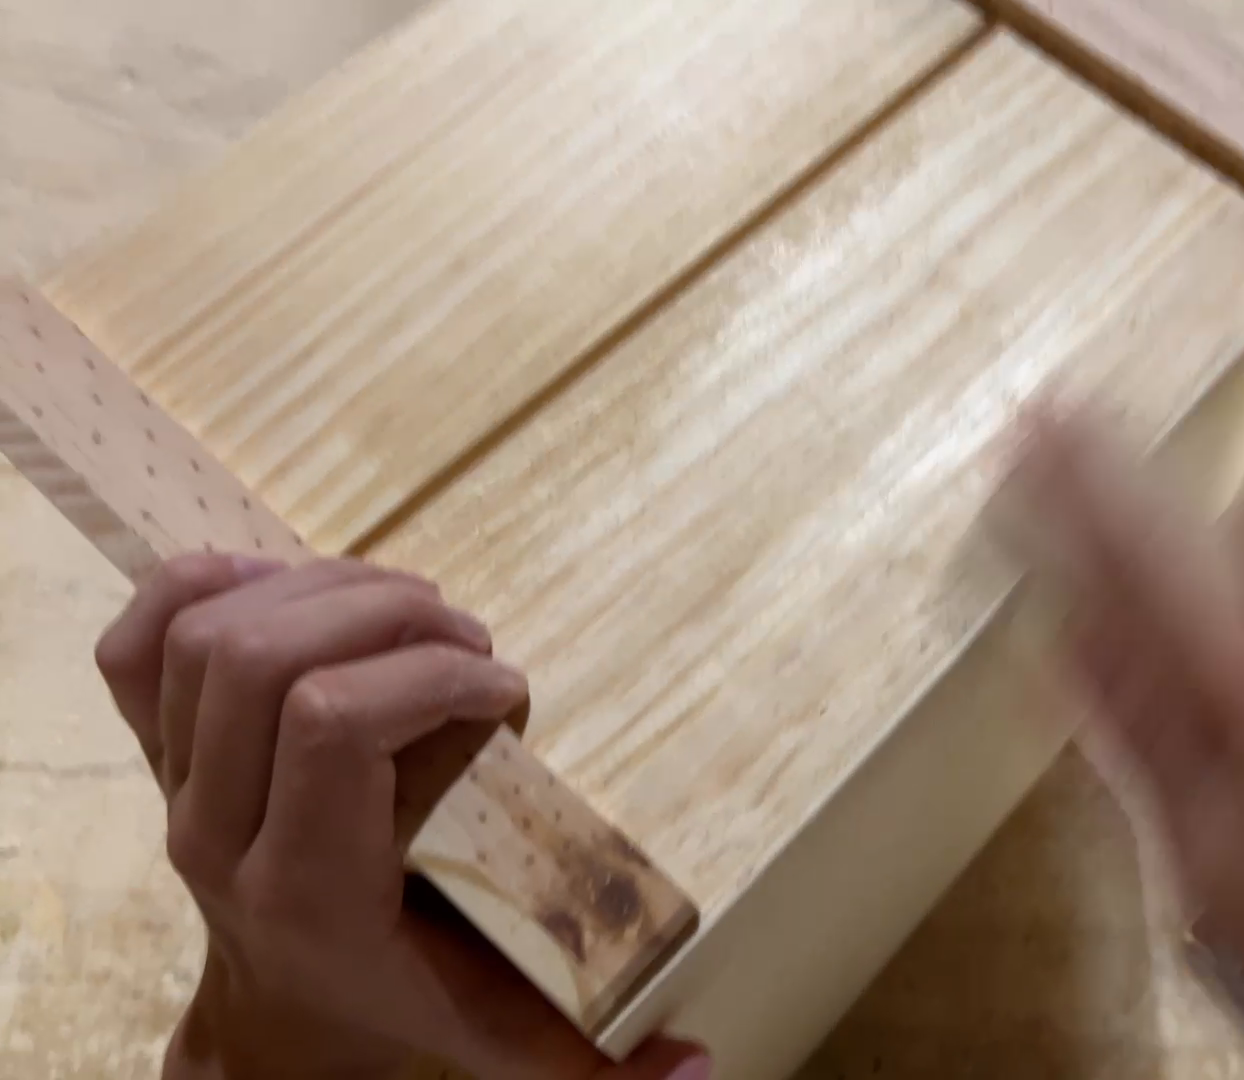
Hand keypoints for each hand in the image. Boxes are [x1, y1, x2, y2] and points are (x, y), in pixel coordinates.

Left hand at [96, 555, 707, 1079]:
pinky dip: (214, 583)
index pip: (337, 722)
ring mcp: (175, 781)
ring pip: (215, 631)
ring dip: (339, 592)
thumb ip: (610, 1071)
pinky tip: (298, 582)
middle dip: (400, 619)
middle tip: (476, 646)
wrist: (283, 1019)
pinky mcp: (162, 744)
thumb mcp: (514, 1043)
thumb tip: (707, 1068)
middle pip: (270, 656)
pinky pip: (144, 636)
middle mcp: (218, 826)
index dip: (441, 676)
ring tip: (423, 614)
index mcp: (308, 882)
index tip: (513, 692)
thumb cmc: (412, 1005)